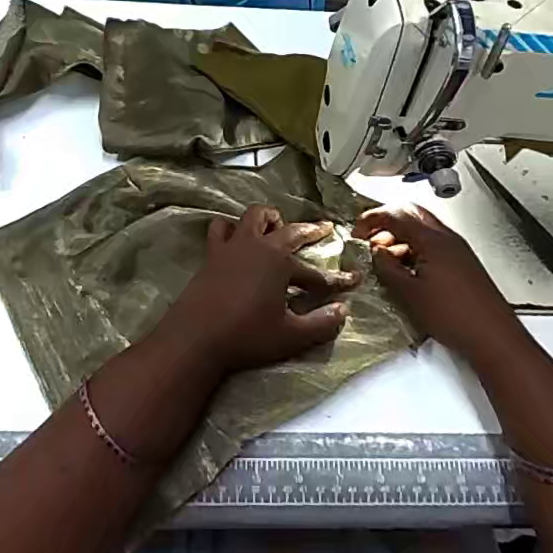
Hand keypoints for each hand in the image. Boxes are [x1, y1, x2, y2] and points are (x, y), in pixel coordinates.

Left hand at [151, 205, 355, 377]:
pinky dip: (232, 227)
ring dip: (269, 219)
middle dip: (309, 231)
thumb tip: (343, 311)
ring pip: (253, 216)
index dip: (338, 279)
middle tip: (323, 228)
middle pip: (289, 231)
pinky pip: (222, 228)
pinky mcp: (212, 253)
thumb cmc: (247, 335)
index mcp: (280, 262)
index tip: (355, 279)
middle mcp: (258, 245)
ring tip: (277, 227)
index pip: (316, 273)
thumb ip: (321, 324)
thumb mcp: (291, 336)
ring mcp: (232, 246)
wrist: (197, 335)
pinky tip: (236, 236)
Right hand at [355, 204, 522, 359]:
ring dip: (400, 235)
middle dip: (386, 221)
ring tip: (384, 256)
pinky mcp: (464, 263)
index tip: (357, 232)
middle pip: (411, 213)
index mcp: (432, 239)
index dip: (371, 219)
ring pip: (423, 228)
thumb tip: (376, 253)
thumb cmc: (453, 316)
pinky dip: (414, 247)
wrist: (495, 340)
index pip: (396, 214)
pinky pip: (433, 243)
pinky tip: (407, 268)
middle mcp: (447, 238)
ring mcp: (458, 249)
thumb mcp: (408, 293)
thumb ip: (387, 267)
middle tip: (369, 237)